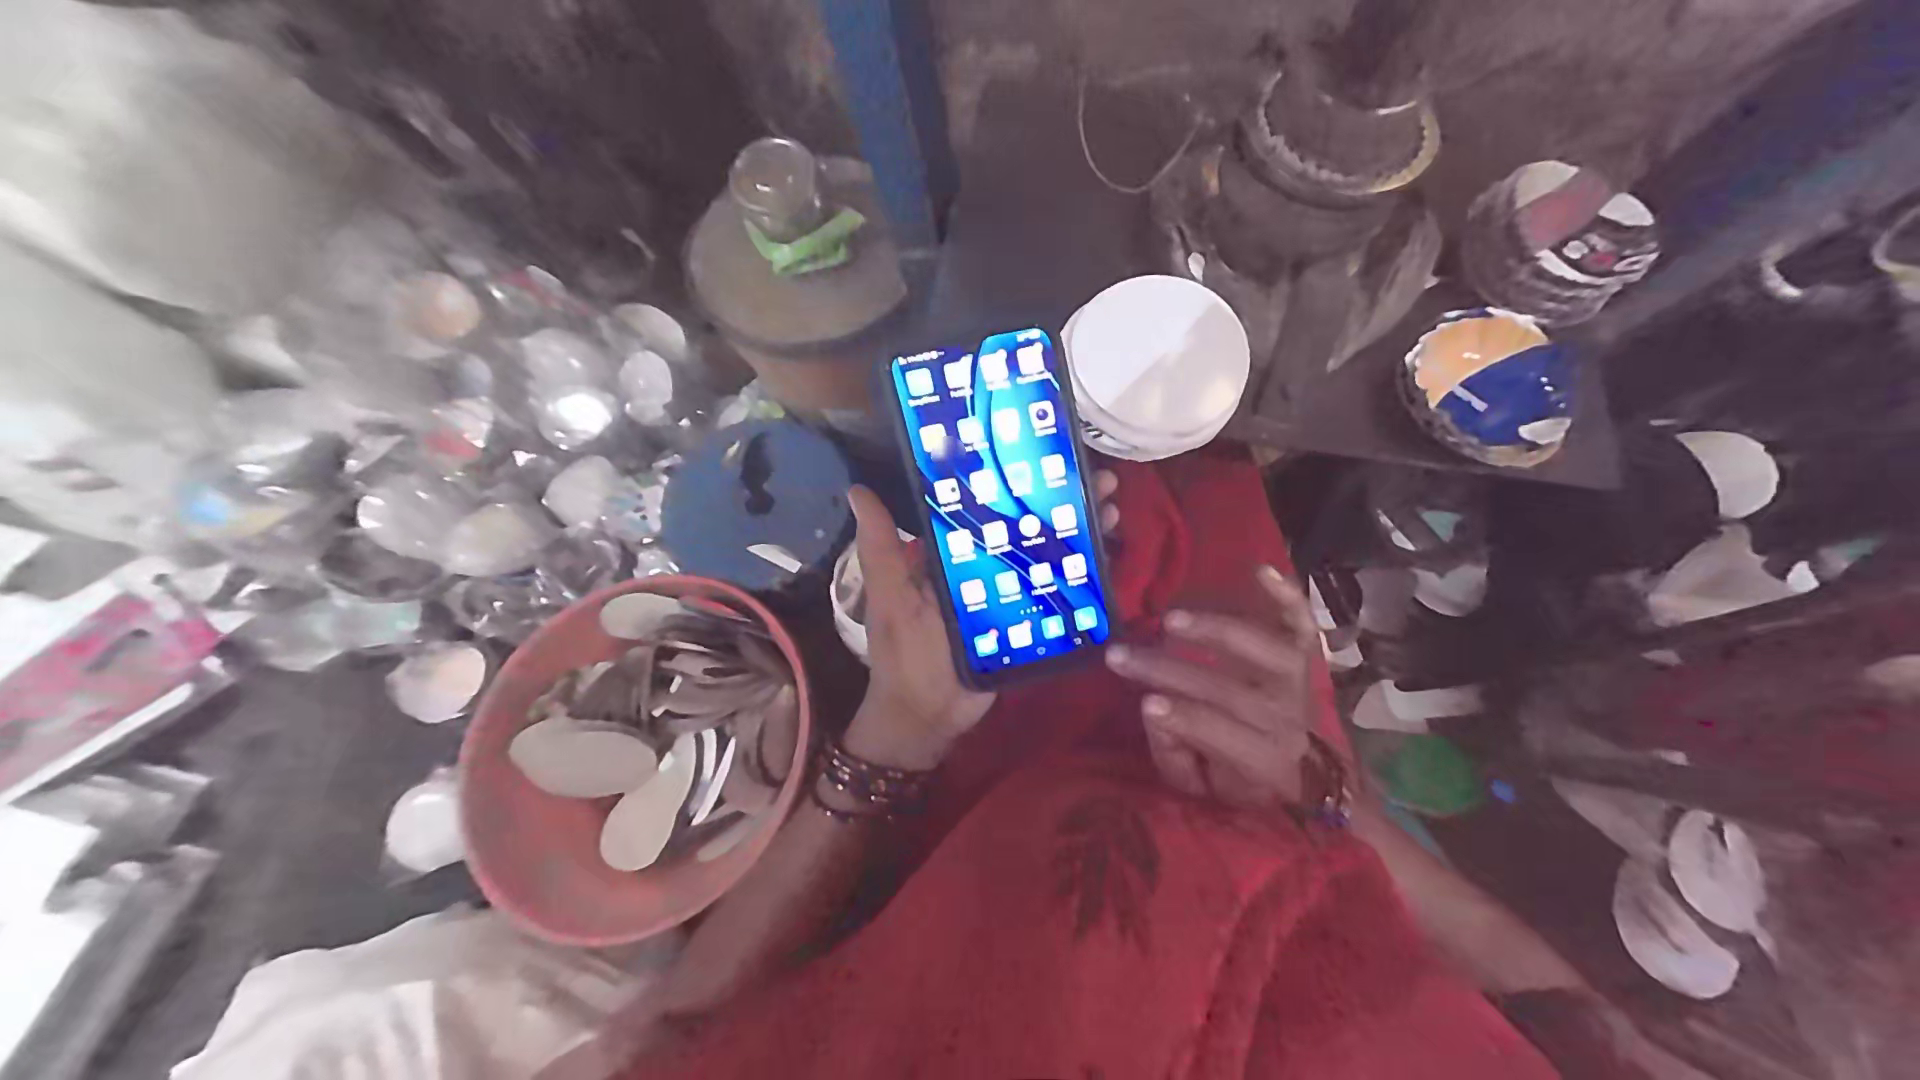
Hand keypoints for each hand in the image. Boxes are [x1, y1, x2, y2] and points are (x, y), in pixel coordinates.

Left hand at [843, 470, 1121, 770]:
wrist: (929, 717)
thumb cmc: (905, 653)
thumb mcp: (891, 597)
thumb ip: (881, 548)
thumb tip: (859, 490)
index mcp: (951, 552)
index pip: (989, 504)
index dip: (1017, 479)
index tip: (1047, 455)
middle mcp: (985, 565)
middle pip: (1029, 523)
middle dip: (1064, 500)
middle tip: (1101, 478)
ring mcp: (1012, 593)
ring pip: (1051, 553)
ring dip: (1082, 531)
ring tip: (1113, 509)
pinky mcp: (1031, 621)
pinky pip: (1060, 592)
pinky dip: (1085, 575)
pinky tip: (1112, 557)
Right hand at [1104, 564, 1319, 813]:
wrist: (1306, 774)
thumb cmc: (1241, 782)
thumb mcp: (1201, 789)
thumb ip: (1175, 755)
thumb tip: (1151, 706)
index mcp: (1265, 759)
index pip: (1223, 734)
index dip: (1185, 719)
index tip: (1143, 701)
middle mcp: (1288, 716)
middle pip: (1228, 690)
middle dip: (1169, 671)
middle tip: (1120, 655)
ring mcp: (1298, 680)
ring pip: (1265, 651)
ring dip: (1217, 633)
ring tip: (1171, 620)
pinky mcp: (1304, 655)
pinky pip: (1300, 623)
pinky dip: (1285, 597)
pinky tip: (1258, 570)